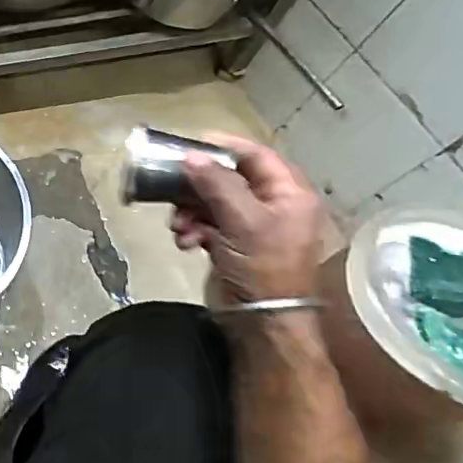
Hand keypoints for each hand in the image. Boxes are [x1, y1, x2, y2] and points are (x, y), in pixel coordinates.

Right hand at [169, 133, 326, 304]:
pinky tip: (185, 242)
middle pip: (228, 178)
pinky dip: (192, 230)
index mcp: (289, 194)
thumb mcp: (242, 220)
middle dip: (198, 186)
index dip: (225, 147)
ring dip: (189, 211)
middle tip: (173, 188)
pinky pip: (206, 224)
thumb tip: (191, 156)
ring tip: (179, 226)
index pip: (257, 156)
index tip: (191, 144)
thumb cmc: (263, 266)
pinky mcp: (232, 243)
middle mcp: (272, 206)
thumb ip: (217, 185)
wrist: (262, 319)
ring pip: (211, 202)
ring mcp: (251, 226)